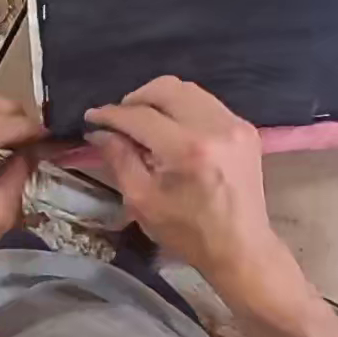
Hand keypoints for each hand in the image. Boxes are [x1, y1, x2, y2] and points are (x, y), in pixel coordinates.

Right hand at [85, 76, 283, 279]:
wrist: (242, 248)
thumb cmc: (188, 232)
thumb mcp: (142, 200)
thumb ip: (119, 159)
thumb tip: (98, 132)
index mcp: (187, 149)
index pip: (140, 116)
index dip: (111, 114)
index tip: (92, 117)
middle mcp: (214, 127)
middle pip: (165, 88)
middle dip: (135, 99)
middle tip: (119, 119)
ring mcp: (234, 124)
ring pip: (187, 89)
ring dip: (159, 100)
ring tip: (143, 122)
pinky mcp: (245, 128)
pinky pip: (205, 102)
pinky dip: (182, 108)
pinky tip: (171, 129)